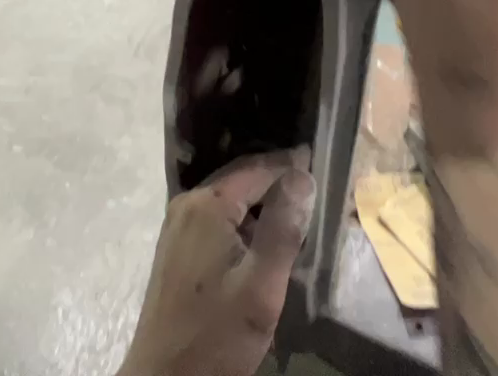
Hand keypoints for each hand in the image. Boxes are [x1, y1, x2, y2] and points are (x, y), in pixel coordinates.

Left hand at [118, 149, 315, 375]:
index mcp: (207, 204)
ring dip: (260, 201)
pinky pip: (216, 217)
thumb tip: (302, 175)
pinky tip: (263, 237)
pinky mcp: (177, 246)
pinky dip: (242, 219)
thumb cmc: (216, 336)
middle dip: (275, 178)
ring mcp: (177, 224)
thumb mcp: (261, 287)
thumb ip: (282, 230)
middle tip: (313, 182)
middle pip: (240, 179)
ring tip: (296, 209)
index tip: (320, 160)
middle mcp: (187, 204)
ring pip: (228, 198)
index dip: (290, 164)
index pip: (256, 168)